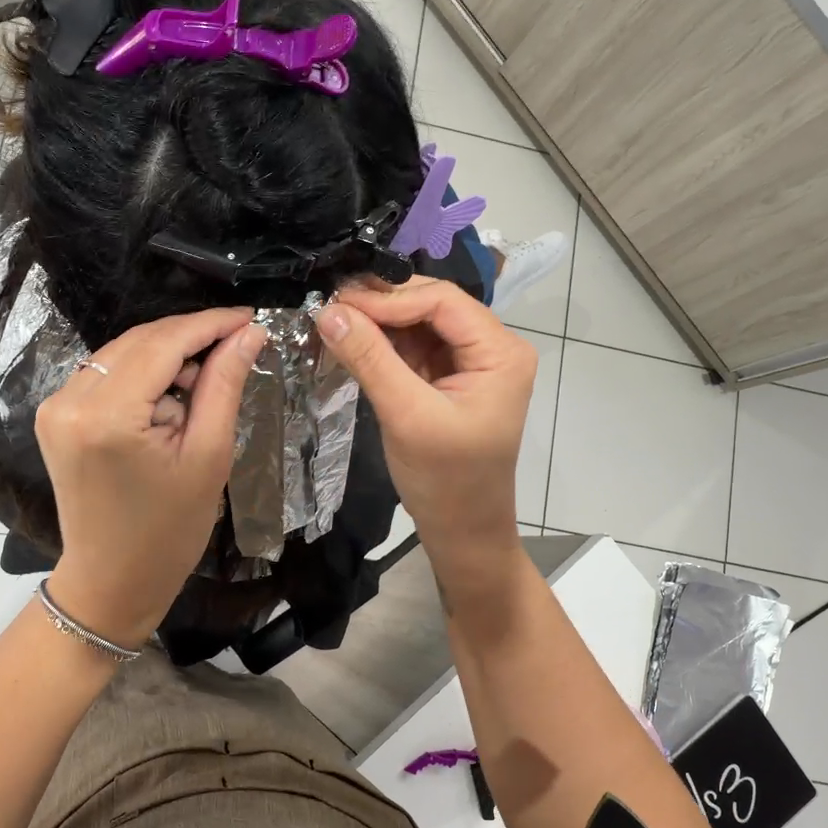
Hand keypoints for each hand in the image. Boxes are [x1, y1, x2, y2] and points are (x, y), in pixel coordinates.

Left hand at [36, 308, 266, 647]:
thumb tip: (249, 333)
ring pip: (121, 353)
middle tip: (235, 351)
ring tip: (202, 388)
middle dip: (189, 340)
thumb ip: (224, 386)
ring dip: (165, 358)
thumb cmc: (169, 532)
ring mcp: (55, 407)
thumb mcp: (208, 458)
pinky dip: (140, 376)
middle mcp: (70, 400)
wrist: (111, 581)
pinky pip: (104, 375)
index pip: (163, 342)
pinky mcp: (54, 416)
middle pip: (139, 341)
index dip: (210, 324)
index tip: (250, 317)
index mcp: (107, 415)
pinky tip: (168, 401)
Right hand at [315, 279, 537, 569]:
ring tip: (331, 320)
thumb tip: (327, 311)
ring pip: (418, 324)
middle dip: (381, 304)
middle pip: (431, 305)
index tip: (337, 304)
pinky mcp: (446, 379)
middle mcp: (490, 348)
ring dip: (376, 322)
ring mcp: (468, 363)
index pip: (442, 300)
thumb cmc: (446, 479)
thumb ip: (370, 359)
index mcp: (500, 352)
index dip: (389, 296)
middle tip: (329, 306)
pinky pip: (411, 348)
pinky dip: (380, 343)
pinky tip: (349, 340)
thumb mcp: (407, 416)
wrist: (463, 531)